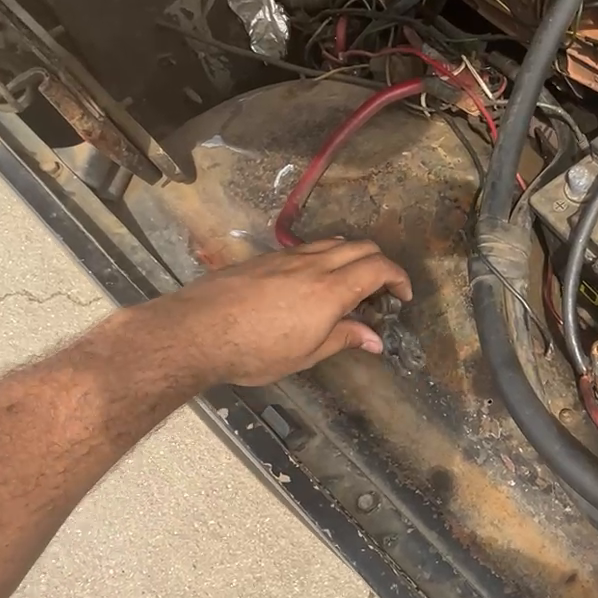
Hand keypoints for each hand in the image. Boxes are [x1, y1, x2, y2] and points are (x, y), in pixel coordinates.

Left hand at [135, 238, 413, 385]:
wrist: (194, 332)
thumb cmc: (254, 351)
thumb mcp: (307, 354)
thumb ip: (344, 338)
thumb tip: (375, 339)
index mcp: (330, 291)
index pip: (379, 269)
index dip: (399, 278)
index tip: (403, 297)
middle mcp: (313, 265)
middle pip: (362, 247)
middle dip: (382, 264)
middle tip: (383, 290)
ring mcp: (287, 257)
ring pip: (334, 242)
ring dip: (354, 256)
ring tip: (352, 282)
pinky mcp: (266, 258)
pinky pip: (308, 247)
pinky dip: (326, 256)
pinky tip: (316, 279)